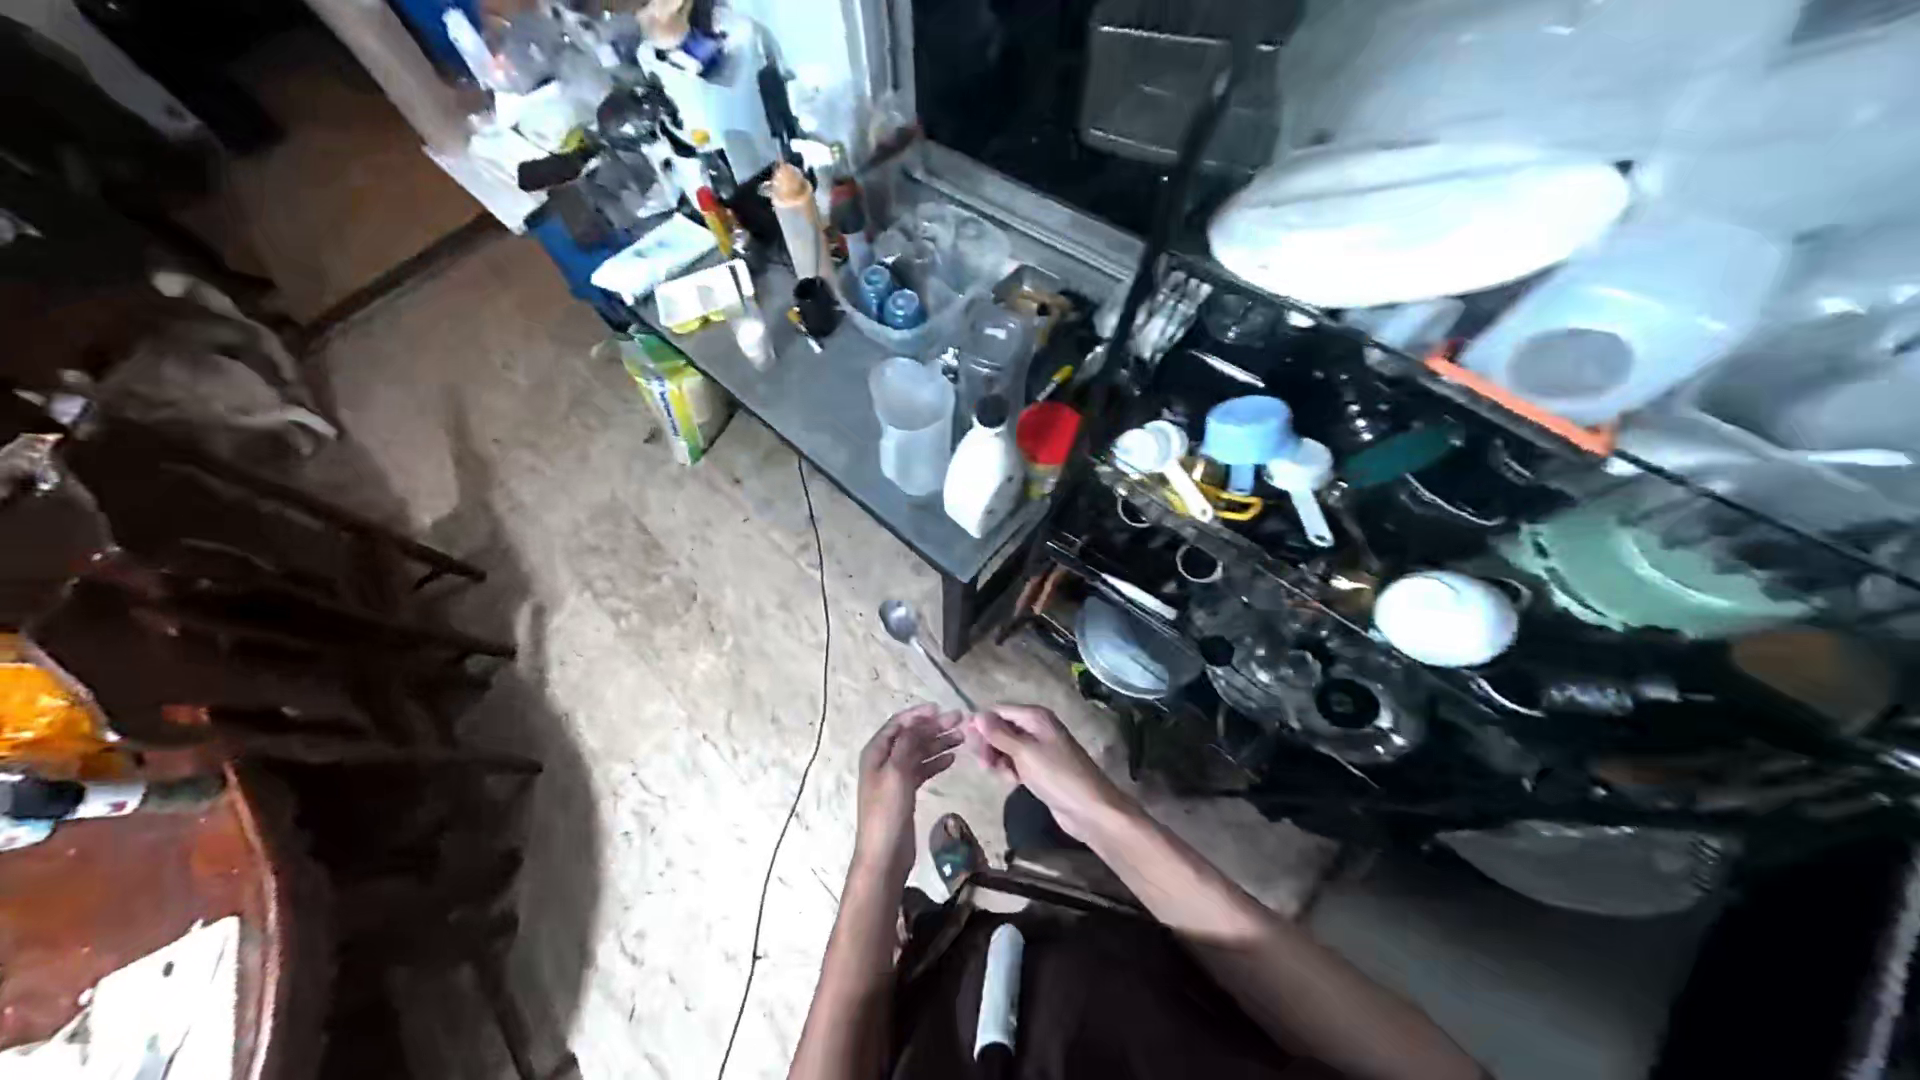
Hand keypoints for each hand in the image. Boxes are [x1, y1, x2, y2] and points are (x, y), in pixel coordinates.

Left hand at [854, 704, 963, 884]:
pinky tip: (951, 758)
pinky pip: (922, 770)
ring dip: (938, 743)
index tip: (941, 709)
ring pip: (919, 752)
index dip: (919, 714)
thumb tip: (920, 722)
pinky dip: (935, 762)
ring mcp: (895, 777)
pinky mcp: (905, 793)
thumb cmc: (887, 811)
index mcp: (876, 752)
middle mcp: (884, 761)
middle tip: (959, 721)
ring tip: (961, 738)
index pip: (899, 724)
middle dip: (934, 727)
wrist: (884, 855)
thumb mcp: (897, 772)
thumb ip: (908, 744)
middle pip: (911, 736)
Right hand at [969, 705, 1134, 842]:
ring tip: (997, 774)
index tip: (964, 741)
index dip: (981, 724)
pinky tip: (1010, 781)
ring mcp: (1039, 749)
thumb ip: (999, 734)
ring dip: (997, 758)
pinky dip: (1009, 769)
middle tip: (982, 764)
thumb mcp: (1025, 753)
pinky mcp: (1040, 768)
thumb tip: (976, 715)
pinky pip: (1016, 762)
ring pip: (1006, 747)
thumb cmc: (1058, 776)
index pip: (998, 710)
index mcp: (1035, 717)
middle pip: (1001, 728)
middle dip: (988, 743)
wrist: (1090, 810)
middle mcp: (1037, 727)